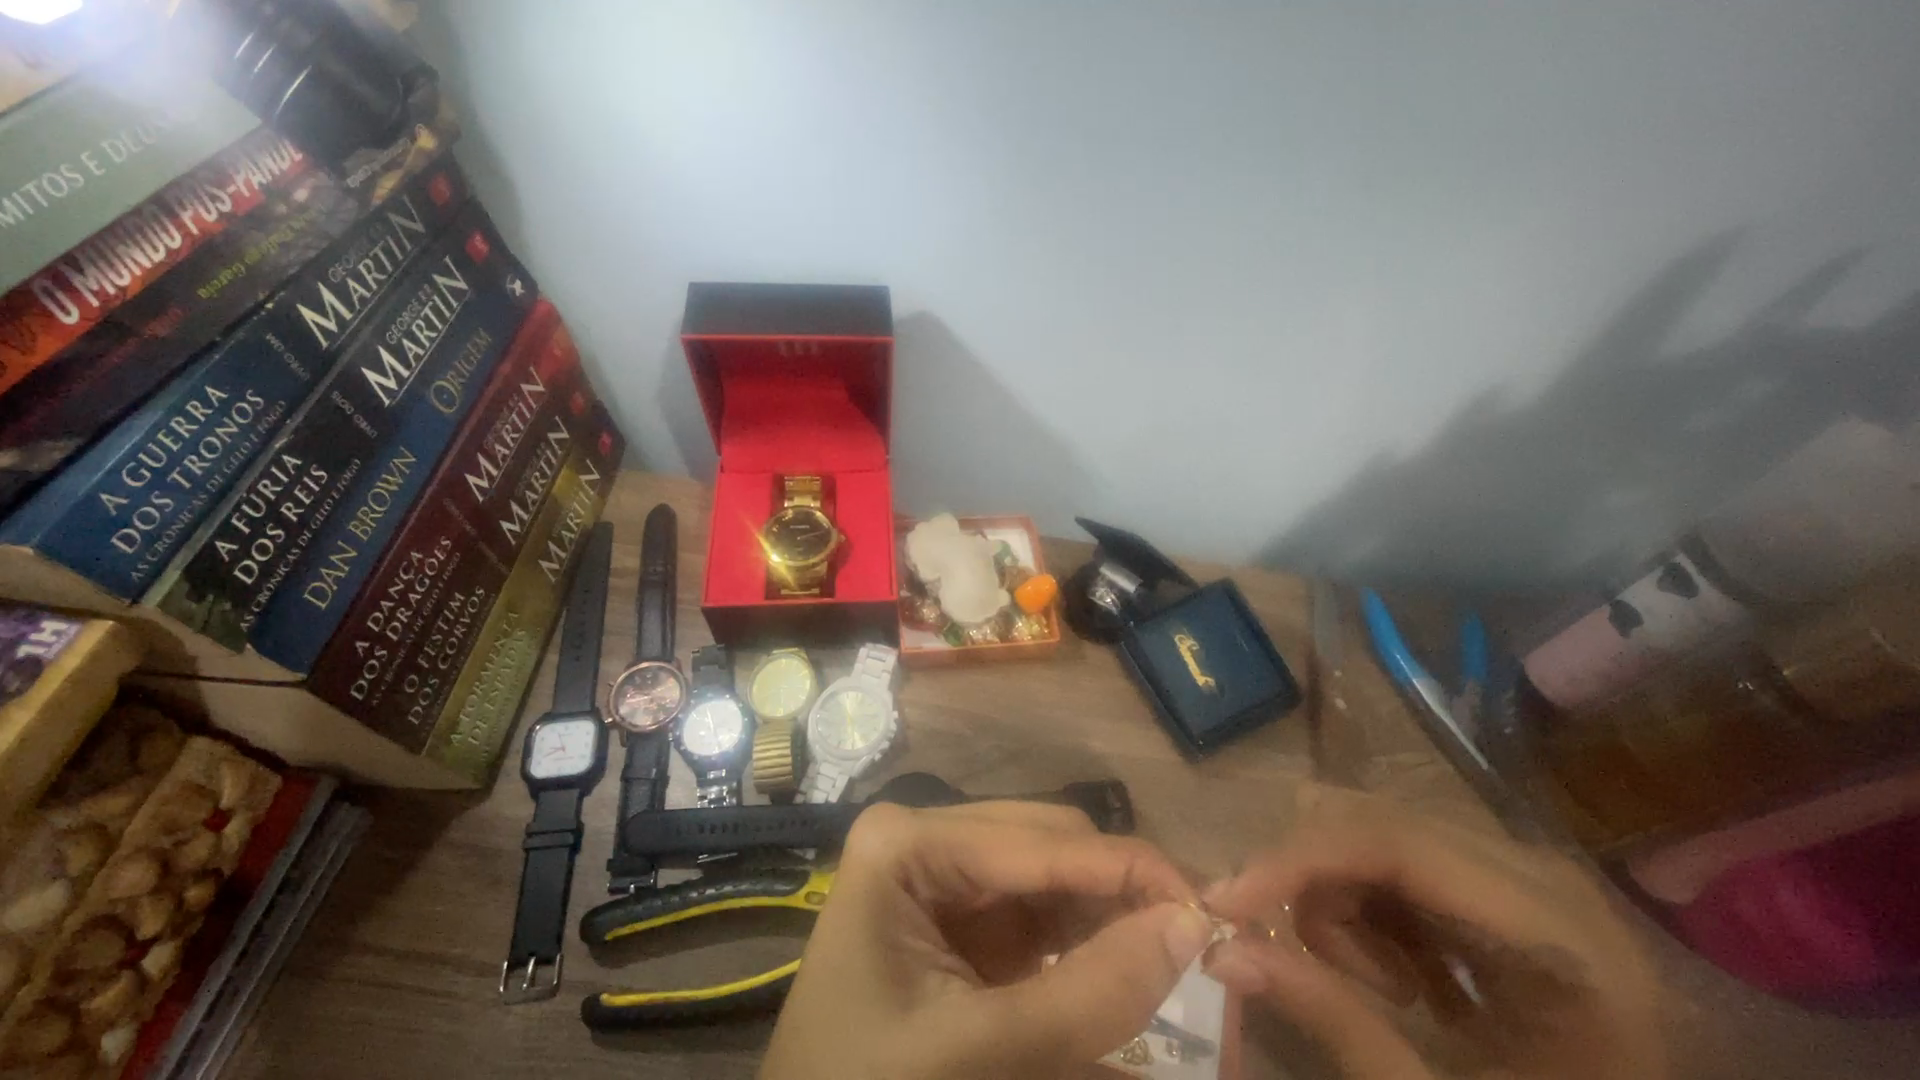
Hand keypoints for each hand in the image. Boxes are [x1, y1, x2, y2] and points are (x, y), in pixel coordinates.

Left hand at [761, 801, 1216, 1079]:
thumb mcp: (975, 1052)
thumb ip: (1085, 995)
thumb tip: (1191, 925)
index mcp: (907, 843)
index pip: (1044, 840)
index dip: (1132, 870)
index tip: (1212, 911)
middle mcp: (925, 840)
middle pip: (1053, 847)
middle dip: (1122, 894)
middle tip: (1199, 949)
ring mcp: (941, 877)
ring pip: (1055, 880)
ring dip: (1111, 920)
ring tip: (1168, 965)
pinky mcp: (957, 919)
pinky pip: (1039, 916)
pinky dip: (1084, 946)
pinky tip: (1120, 975)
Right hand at [1204, 786, 1664, 1079]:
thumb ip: (1335, 1021)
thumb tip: (1221, 951)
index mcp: (1556, 931)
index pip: (1397, 844)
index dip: (1298, 860)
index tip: (1222, 902)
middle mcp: (1541, 874)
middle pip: (1379, 825)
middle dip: (1320, 888)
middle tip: (1322, 971)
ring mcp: (1523, 870)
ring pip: (1376, 833)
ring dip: (1343, 901)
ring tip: (1384, 991)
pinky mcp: (1501, 880)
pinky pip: (1398, 858)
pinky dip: (1370, 909)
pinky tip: (1405, 978)